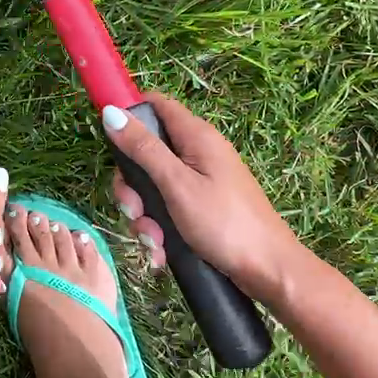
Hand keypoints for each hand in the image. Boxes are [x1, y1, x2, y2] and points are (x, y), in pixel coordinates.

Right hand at [105, 92, 308, 302]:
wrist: (269, 272)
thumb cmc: (224, 223)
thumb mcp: (176, 184)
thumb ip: (143, 148)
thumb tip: (111, 112)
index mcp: (196, 138)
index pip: (156, 105)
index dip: (129, 114)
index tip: (108, 138)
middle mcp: (197, 154)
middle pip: (145, 153)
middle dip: (132, 185)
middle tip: (134, 209)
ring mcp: (199, 182)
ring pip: (151, 186)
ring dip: (144, 214)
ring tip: (154, 240)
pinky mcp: (200, 207)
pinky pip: (166, 209)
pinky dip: (159, 229)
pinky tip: (161, 250)